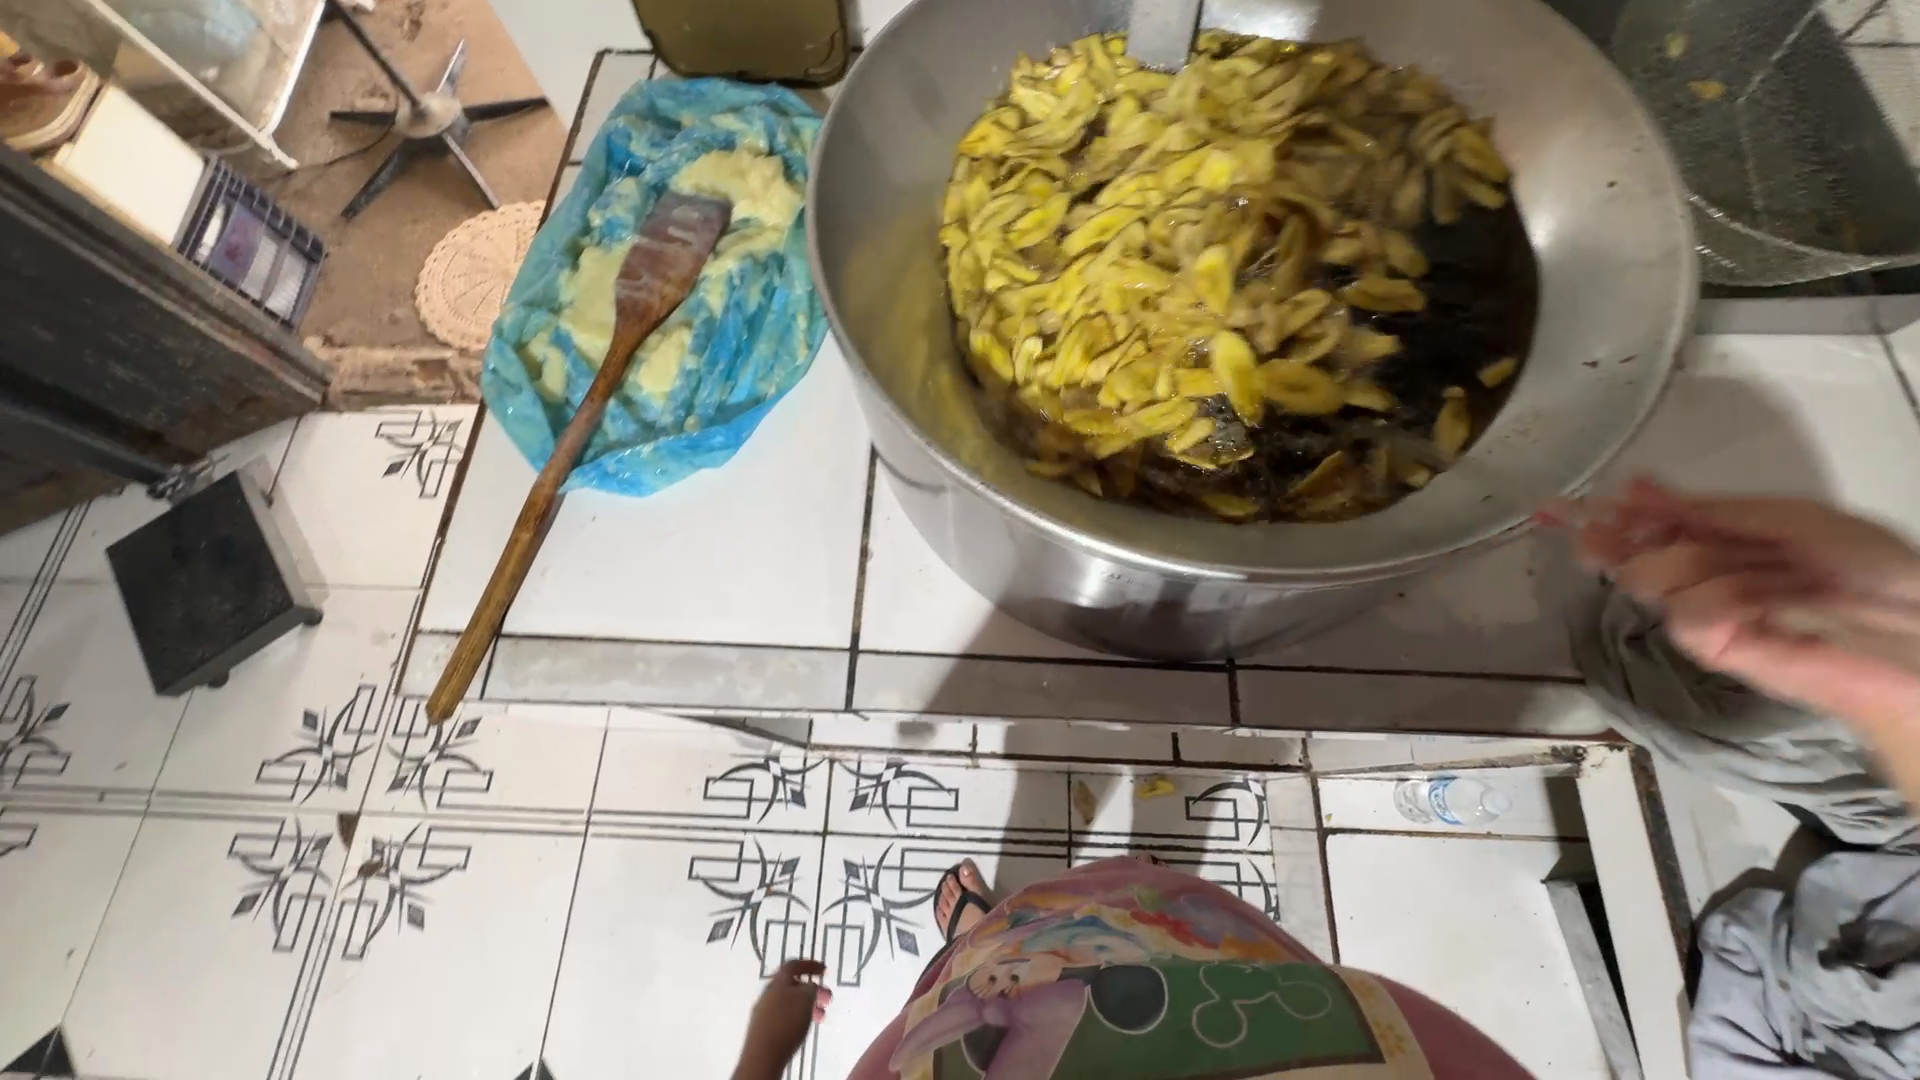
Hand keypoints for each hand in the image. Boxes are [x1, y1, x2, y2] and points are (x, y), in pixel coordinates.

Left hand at [733, 958, 831, 1079]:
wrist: (762, 1056)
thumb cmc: (787, 1022)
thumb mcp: (807, 998)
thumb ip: (812, 987)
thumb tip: (811, 986)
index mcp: (778, 980)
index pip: (795, 964)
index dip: (811, 965)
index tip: (824, 970)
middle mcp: (768, 992)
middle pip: (792, 985)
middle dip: (812, 990)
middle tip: (826, 999)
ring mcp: (762, 1011)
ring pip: (789, 1002)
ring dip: (806, 1006)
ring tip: (818, 1017)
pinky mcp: (761, 1029)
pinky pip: (782, 1016)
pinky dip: (795, 1017)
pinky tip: (802, 1028)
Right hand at [1549, 478, 1919, 734]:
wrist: (1917, 633)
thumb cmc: (1875, 571)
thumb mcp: (1795, 519)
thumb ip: (1711, 508)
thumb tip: (1633, 487)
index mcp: (1714, 536)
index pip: (1639, 522)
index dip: (1593, 515)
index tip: (1547, 509)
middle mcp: (1695, 570)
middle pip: (1623, 550)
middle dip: (1614, 538)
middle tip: (1596, 534)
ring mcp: (1695, 608)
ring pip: (1649, 576)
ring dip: (1701, 569)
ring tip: (1764, 583)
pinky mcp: (1705, 642)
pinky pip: (1687, 611)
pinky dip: (1725, 604)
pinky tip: (1763, 612)